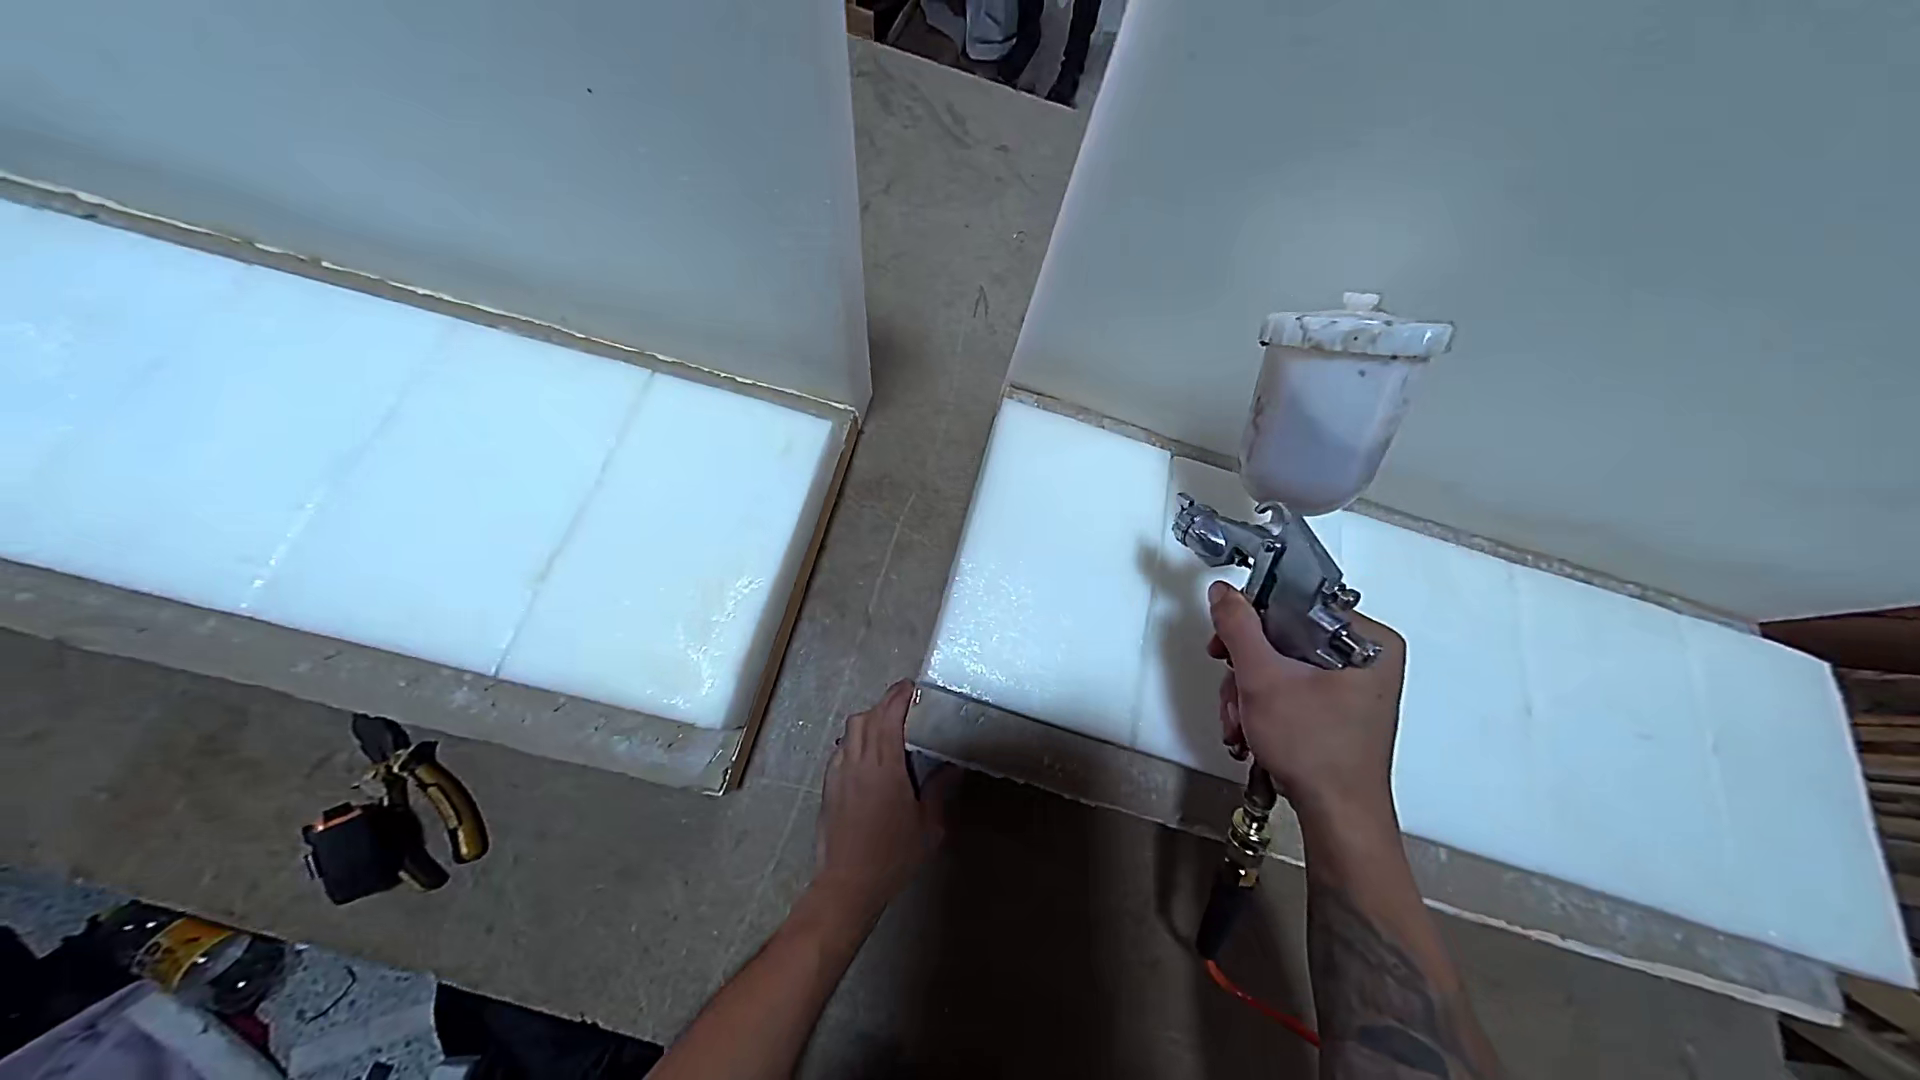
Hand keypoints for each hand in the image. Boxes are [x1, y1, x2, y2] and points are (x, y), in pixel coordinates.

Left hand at [814, 680, 952, 916]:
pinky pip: (841, 749)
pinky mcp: (828, 785)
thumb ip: (939, 791)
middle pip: (866, 717)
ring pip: (850, 730)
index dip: (898, 696)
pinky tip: (868, 758)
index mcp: (884, 765)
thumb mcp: (928, 826)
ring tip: (887, 730)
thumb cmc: (892, 855)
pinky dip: (856, 741)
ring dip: (868, 721)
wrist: (847, 883)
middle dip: (884, 705)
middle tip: (905, 709)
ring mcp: (838, 772)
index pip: (887, 715)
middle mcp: (857, 761)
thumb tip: (952, 767)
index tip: (912, 687)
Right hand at [1206, 581, 1405, 818]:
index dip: (1252, 620)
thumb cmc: (1314, 749)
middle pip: (1283, 637)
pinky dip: (1262, 705)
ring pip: (1280, 664)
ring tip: (1239, 722)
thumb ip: (1238, 627)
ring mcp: (1352, 685)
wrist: (1336, 816)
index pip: (1297, 604)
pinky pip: (1289, 686)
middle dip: (1245, 669)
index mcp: (1369, 641)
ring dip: (1247, 692)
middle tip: (1232, 691)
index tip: (1224, 642)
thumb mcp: (1263, 678)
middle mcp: (1367, 658)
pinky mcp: (1337, 708)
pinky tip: (1249, 728)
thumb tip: (1224, 592)